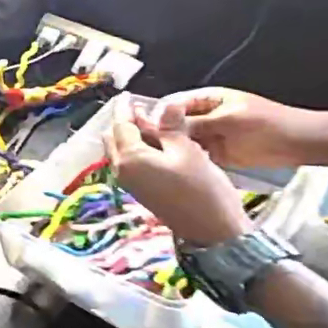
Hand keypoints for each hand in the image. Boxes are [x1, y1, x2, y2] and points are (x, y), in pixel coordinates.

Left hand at [106, 99, 251, 245]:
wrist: (213, 231)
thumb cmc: (202, 188)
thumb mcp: (187, 151)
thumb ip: (169, 127)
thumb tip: (163, 105)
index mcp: (128, 157)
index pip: (120, 125)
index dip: (125, 109)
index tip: (127, 96)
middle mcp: (120, 169)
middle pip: (114, 138)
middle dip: (124, 122)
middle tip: (142, 110)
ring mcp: (127, 182)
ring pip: (119, 151)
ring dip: (130, 136)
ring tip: (152, 125)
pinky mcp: (138, 190)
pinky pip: (128, 163)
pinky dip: (136, 150)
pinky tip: (155, 146)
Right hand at [144, 88, 315, 170]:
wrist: (304, 145)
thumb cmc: (269, 125)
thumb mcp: (228, 120)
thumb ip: (193, 123)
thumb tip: (160, 126)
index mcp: (205, 100)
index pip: (169, 105)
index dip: (154, 115)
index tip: (137, 128)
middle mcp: (202, 117)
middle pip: (171, 124)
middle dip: (158, 134)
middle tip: (141, 148)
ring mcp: (209, 136)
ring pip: (180, 141)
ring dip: (170, 148)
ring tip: (153, 159)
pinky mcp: (216, 153)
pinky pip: (193, 155)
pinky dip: (184, 160)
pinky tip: (172, 167)